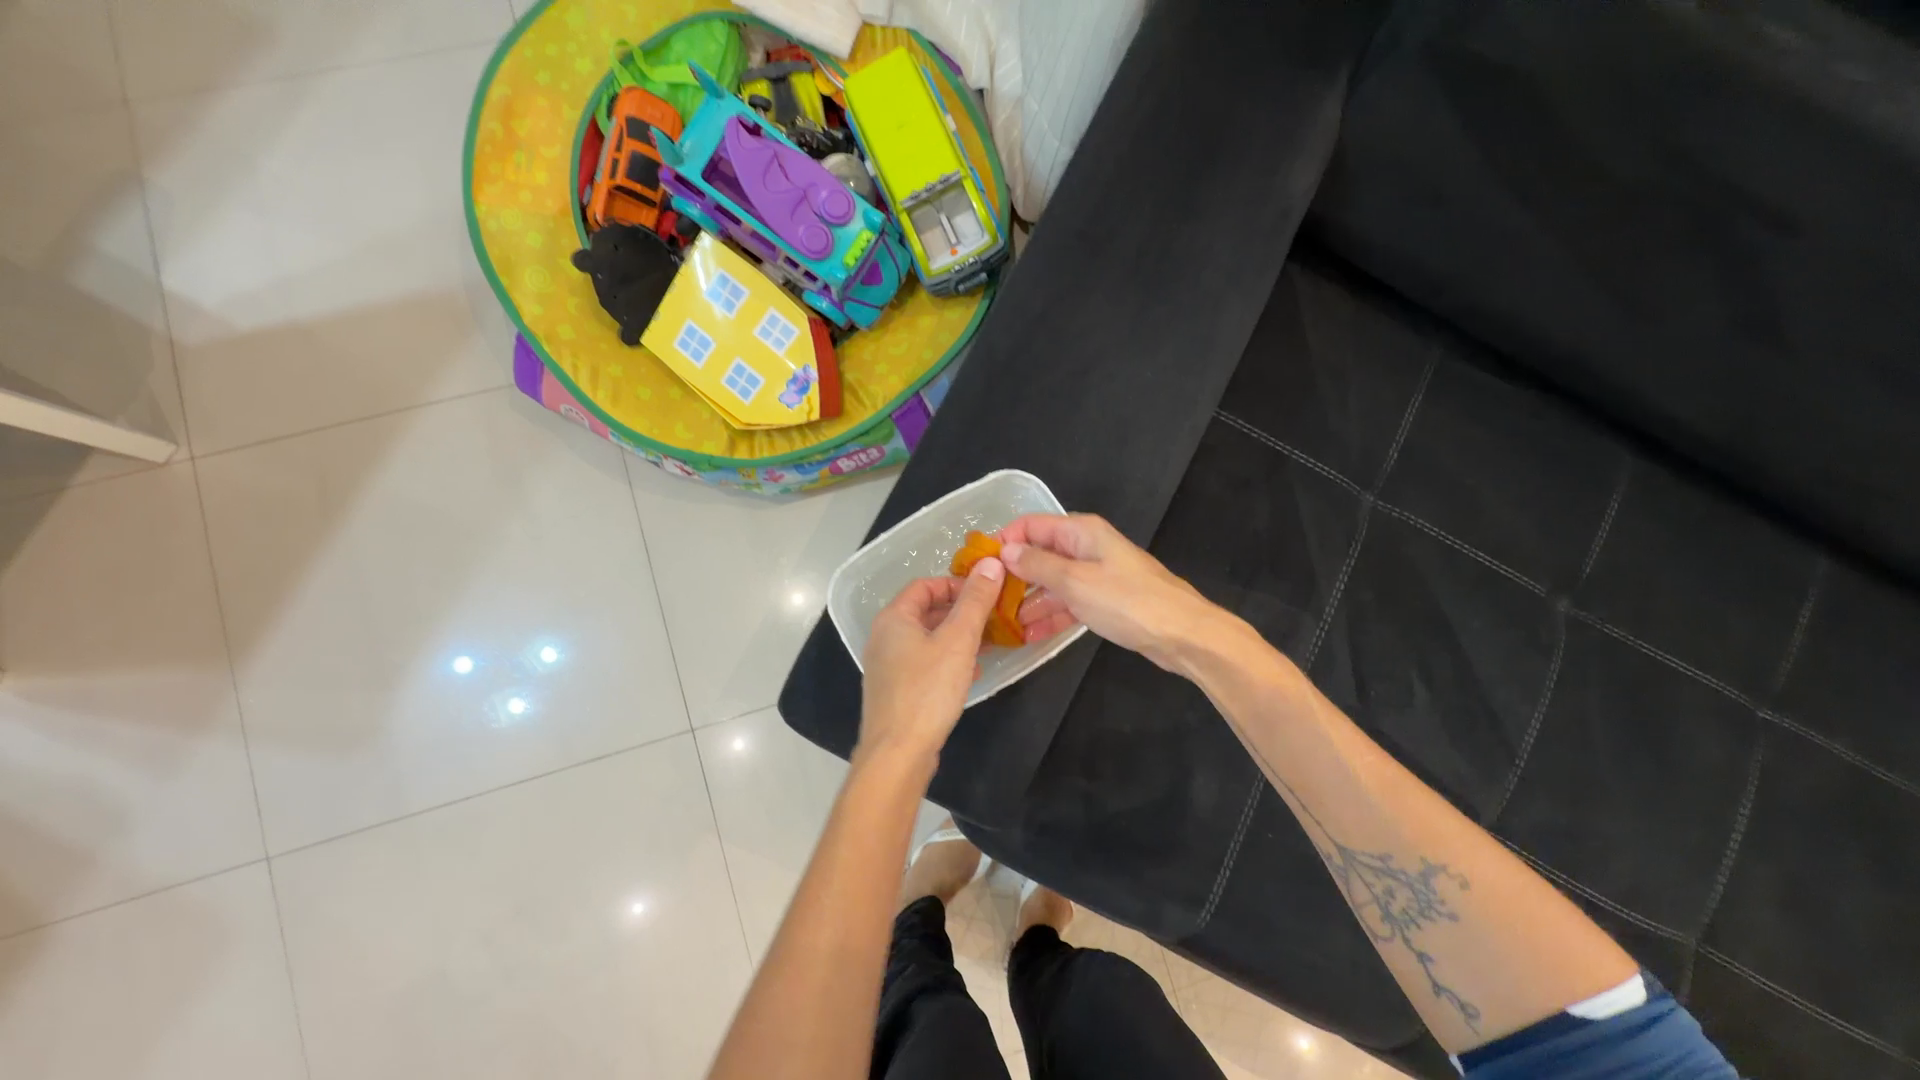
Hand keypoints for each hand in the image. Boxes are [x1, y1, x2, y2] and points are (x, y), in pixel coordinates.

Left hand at [857, 557, 1004, 765]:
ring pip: (927, 639)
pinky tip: (971, 673)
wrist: (898, 752)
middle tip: (993, 618)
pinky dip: (947, 661)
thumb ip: (975, 601)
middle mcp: (884, 637)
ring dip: (957, 637)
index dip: (956, 584)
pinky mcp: (896, 690)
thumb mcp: (958, 640)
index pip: (925, 585)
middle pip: (925, 611)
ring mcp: (888, 665)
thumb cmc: (927, 690)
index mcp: (893, 618)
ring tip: (988, 644)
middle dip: (960, 612)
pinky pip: (925, 663)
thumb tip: (990, 563)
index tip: (986, 594)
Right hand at [998, 513, 1217, 672]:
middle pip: (1040, 555)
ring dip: (1029, 601)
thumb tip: (1004, 551)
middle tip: (986, 601)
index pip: (1031, 525)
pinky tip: (1028, 635)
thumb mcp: (1075, 582)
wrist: (1182, 634)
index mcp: (1081, 531)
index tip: (979, 566)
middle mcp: (1087, 547)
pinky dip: (1050, 615)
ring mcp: (1096, 575)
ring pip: (1052, 583)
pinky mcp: (1104, 601)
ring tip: (1002, 624)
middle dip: (1013, 576)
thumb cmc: (1128, 601)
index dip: (1004, 541)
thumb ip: (1037, 565)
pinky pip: (1068, 603)